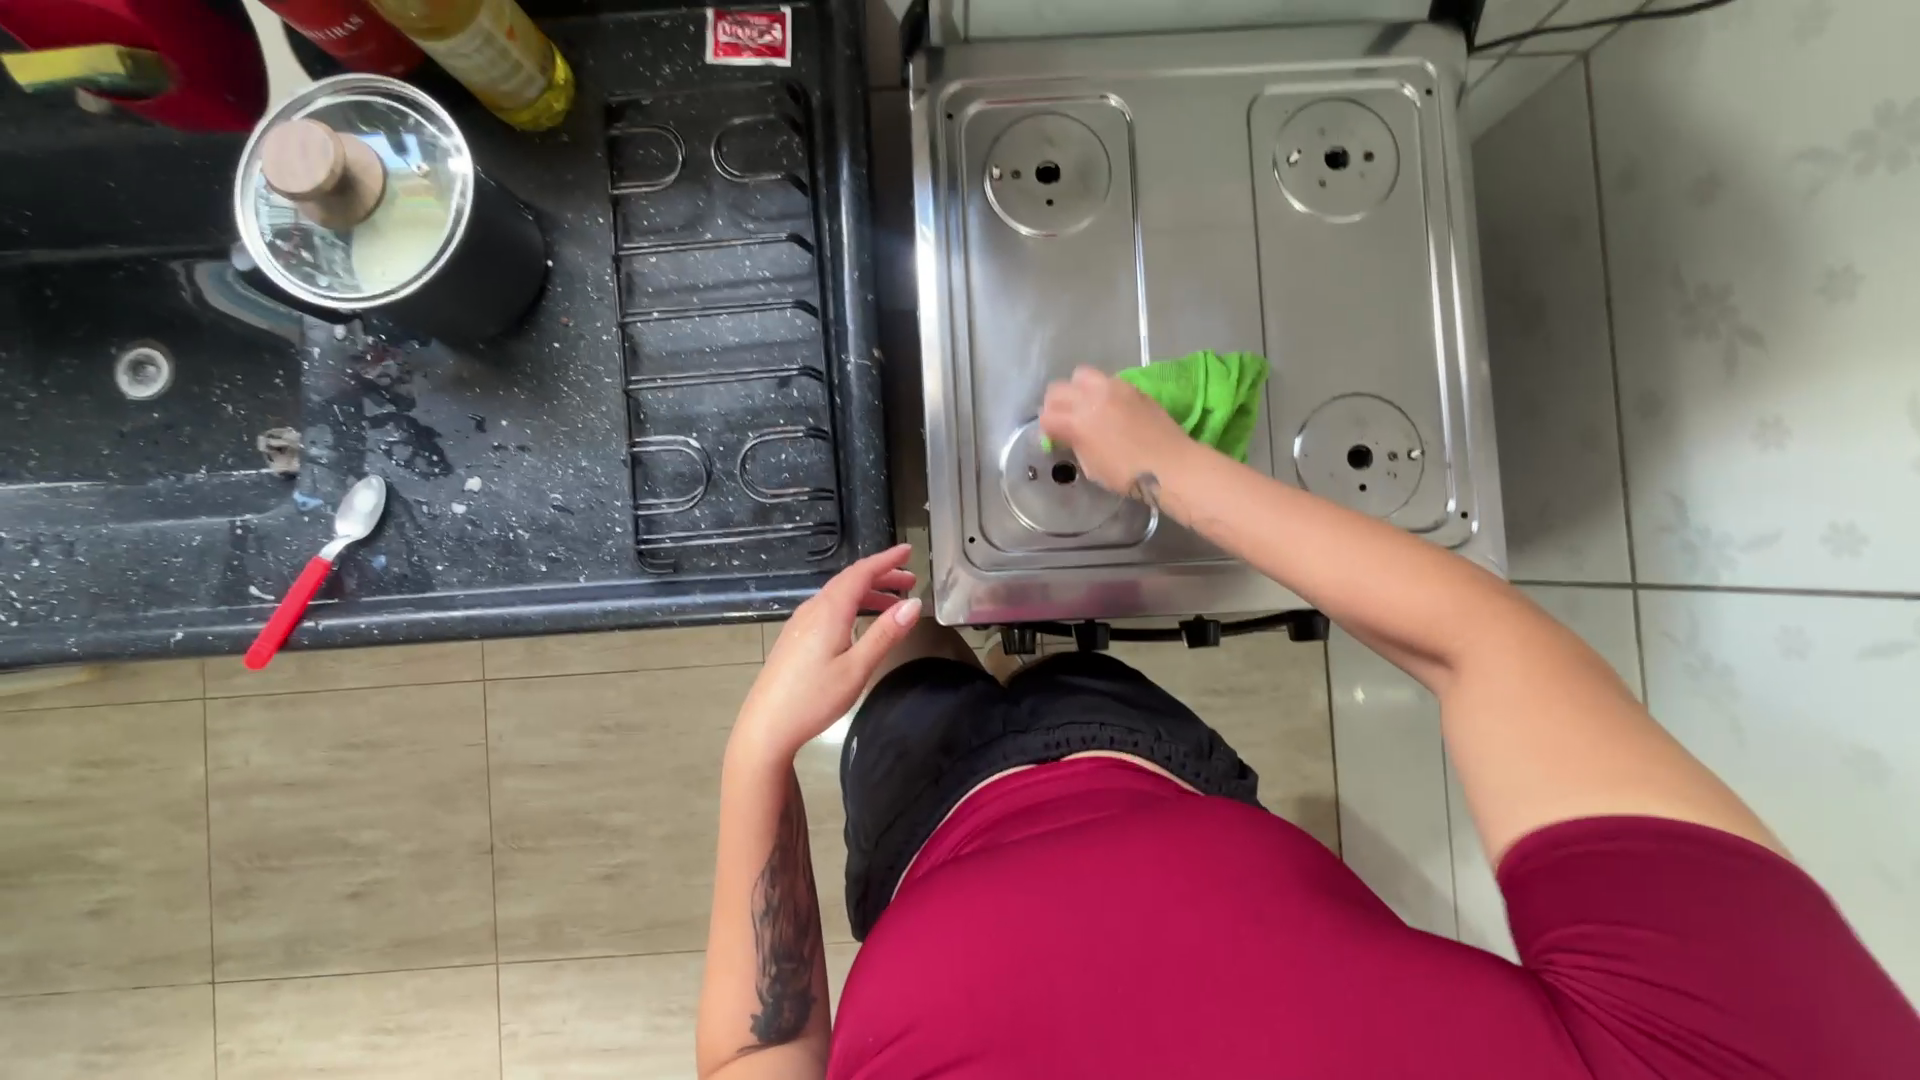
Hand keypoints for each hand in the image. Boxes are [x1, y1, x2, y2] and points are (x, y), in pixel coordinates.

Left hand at [732, 543, 922, 761]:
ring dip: (867, 593)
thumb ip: (885, 634)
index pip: (861, 572)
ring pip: (838, 595)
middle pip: (849, 580)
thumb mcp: (857, 668)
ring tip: (892, 605)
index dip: (886, 560)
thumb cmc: (814, 699)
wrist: (766, 727)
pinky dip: (851, 606)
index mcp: (829, 611)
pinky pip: (828, 608)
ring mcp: (800, 623)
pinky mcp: (794, 638)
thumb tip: (914, 604)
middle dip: (881, 576)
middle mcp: (812, 609)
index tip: (908, 551)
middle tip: (909, 581)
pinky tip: (860, 623)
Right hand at [1039, 366, 1193, 496]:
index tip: (1052, 437)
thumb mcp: (1092, 467)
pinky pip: (1106, 380)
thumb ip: (1074, 444)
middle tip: (1062, 419)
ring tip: (1085, 407)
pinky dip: (1100, 391)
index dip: (1046, 428)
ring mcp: (1114, 387)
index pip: (1046, 416)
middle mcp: (1092, 397)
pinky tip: (1108, 408)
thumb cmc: (1128, 474)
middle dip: (1054, 404)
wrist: (1170, 465)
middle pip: (1057, 389)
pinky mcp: (1132, 387)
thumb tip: (1068, 436)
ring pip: (1081, 375)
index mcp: (1078, 421)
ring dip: (1077, 390)